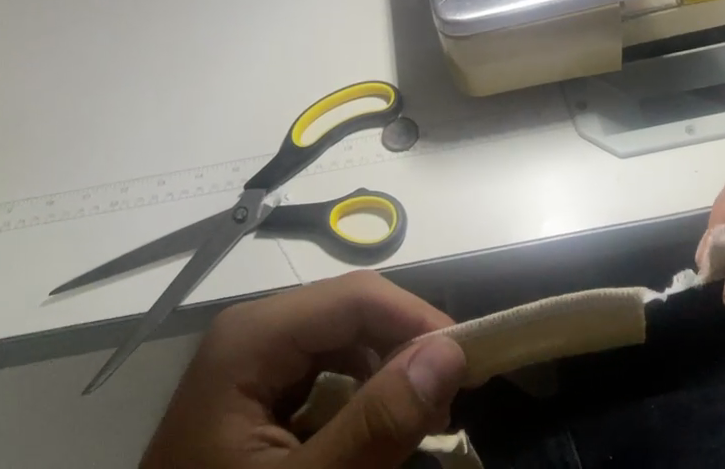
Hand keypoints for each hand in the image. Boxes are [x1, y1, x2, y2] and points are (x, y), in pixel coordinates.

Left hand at [142, 271, 467, 468]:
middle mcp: (252, 329)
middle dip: (405, 350)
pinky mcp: (257, 389)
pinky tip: (378, 428)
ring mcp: (252, 358)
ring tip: (422, 420)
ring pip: (343, 341)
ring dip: (388, 374)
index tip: (472, 367)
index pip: (357, 296)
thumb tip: (449, 352)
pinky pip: (323, 372)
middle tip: (449, 408)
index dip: (419, 321)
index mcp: (253, 336)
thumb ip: (375, 425)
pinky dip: (360, 395)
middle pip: (351, 313)